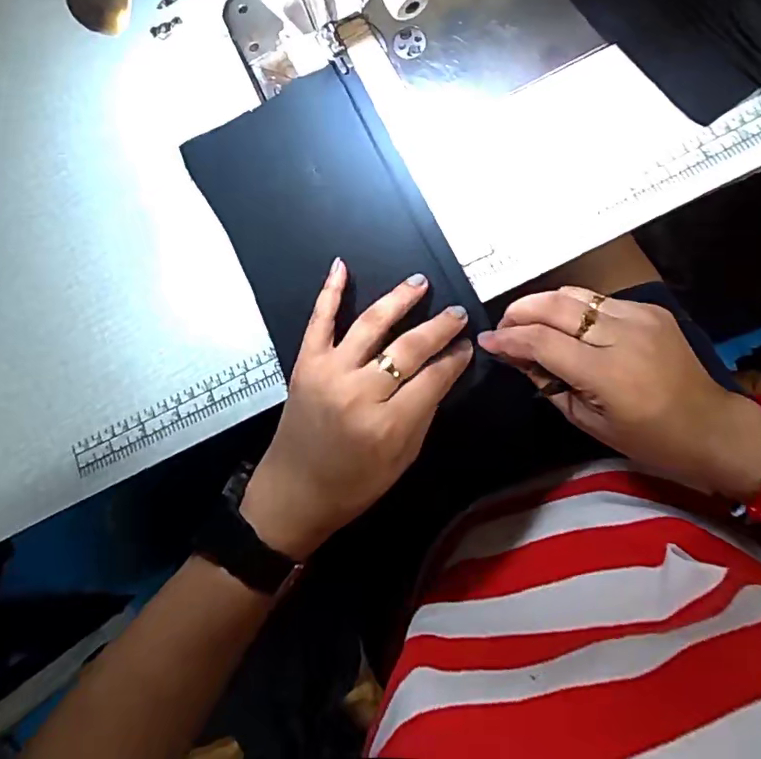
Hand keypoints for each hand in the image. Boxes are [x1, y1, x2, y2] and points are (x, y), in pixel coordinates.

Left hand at [241, 259, 472, 559]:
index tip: (467, 345)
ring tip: (420, 282)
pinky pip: (319, 321)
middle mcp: (359, 393)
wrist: (292, 494)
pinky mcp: (305, 364)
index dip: (455, 358)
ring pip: (371, 325)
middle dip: (439, 327)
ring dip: (399, 299)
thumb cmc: (354, 484)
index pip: (433, 378)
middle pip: (408, 348)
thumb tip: (445, 368)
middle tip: (457, 313)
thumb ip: (424, 411)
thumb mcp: (403, 458)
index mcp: (387, 425)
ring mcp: (329, 373)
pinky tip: (341, 266)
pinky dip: (329, 291)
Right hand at [477, 288, 760, 499]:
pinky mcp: (651, 308)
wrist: (712, 426)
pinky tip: (567, 323)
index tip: (487, 340)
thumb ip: (550, 383)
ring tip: (528, 318)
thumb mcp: (591, 422)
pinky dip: (577, 307)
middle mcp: (623, 334)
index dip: (509, 338)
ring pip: (577, 294)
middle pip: (556, 306)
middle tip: (503, 325)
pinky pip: (601, 300)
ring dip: (546, 303)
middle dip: (521, 311)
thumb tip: (516, 356)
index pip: (543, 341)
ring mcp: (640, 315)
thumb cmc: (650, 440)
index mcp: (608, 373)